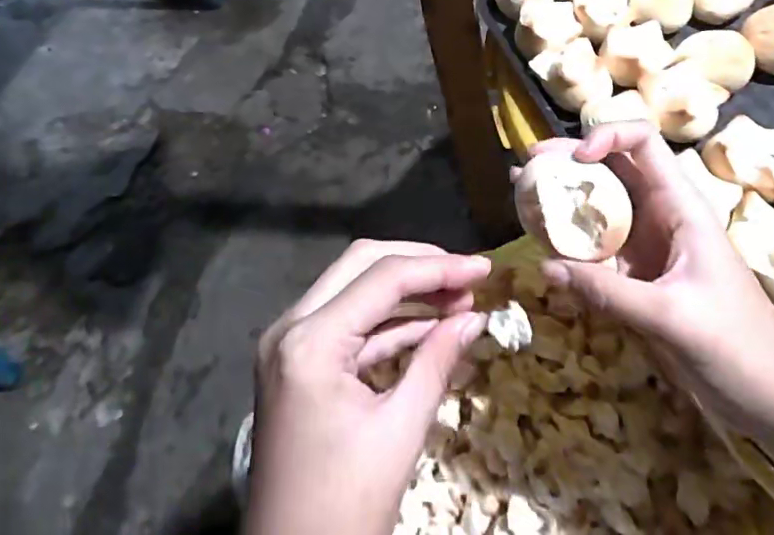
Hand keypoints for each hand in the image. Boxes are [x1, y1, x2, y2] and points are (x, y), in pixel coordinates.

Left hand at [243, 240, 490, 534]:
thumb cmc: (344, 508)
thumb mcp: (399, 433)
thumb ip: (436, 363)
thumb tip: (475, 319)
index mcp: (309, 341)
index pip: (381, 278)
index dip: (438, 267)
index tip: (484, 269)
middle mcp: (290, 327)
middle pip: (360, 266)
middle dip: (418, 265)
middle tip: (468, 278)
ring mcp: (288, 342)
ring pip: (352, 288)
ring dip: (404, 291)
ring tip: (459, 300)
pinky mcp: (296, 362)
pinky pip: (345, 324)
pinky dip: (386, 321)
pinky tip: (429, 324)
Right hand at [527, 122, 773, 440]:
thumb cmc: (742, 349)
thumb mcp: (674, 318)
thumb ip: (609, 293)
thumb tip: (545, 267)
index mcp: (681, 208)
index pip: (644, 144)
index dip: (608, 137)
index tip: (577, 160)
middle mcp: (660, 217)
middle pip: (611, 168)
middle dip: (568, 160)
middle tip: (526, 165)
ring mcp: (647, 247)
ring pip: (599, 206)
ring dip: (561, 197)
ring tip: (519, 193)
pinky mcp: (637, 277)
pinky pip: (595, 247)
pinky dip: (566, 240)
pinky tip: (538, 242)